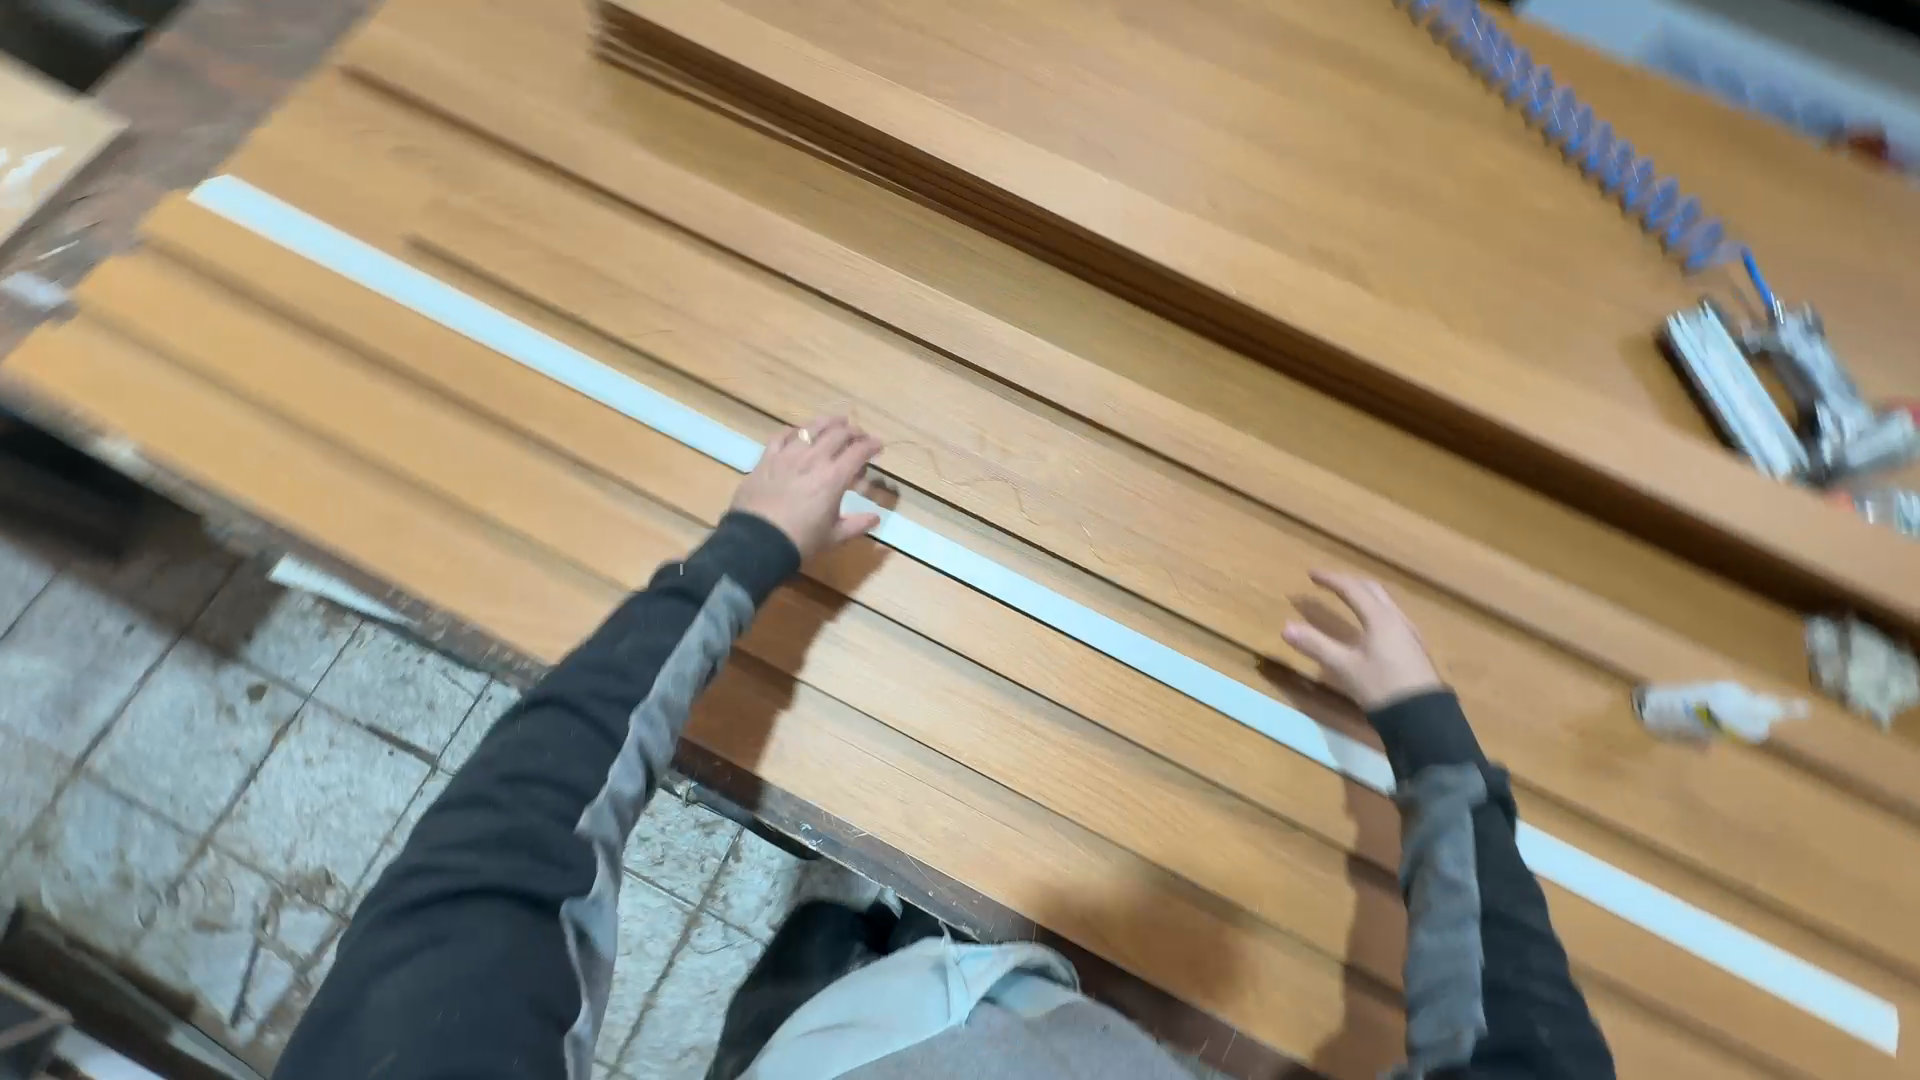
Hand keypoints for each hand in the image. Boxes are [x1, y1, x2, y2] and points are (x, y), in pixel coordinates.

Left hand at [731, 416, 883, 560]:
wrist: (757, 542)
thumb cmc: (800, 541)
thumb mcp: (834, 537)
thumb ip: (857, 525)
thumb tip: (876, 518)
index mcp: (834, 478)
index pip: (858, 452)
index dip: (872, 445)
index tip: (879, 445)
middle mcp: (813, 460)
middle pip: (837, 434)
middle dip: (853, 431)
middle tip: (860, 434)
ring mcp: (788, 456)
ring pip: (810, 429)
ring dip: (827, 422)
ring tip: (836, 421)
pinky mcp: (766, 459)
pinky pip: (781, 436)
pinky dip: (793, 431)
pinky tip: (797, 431)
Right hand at [1283, 570, 1442, 710]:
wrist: (1423, 717)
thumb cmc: (1381, 687)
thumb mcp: (1343, 667)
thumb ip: (1315, 645)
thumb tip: (1285, 627)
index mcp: (1379, 618)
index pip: (1352, 589)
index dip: (1330, 579)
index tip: (1311, 574)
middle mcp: (1396, 619)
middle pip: (1372, 590)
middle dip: (1349, 582)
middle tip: (1328, 582)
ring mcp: (1409, 633)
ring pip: (1385, 602)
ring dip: (1363, 594)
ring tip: (1347, 598)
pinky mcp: (1413, 647)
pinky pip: (1391, 616)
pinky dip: (1373, 609)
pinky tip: (1369, 624)